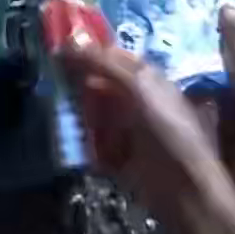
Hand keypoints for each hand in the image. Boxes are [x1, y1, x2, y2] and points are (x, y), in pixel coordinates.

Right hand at [56, 40, 232, 216]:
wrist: (184, 192)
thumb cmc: (168, 130)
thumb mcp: (139, 87)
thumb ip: (105, 63)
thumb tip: (70, 40)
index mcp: (146, 76)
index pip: (111, 54)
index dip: (86, 48)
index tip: (57, 45)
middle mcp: (135, 97)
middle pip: (98, 80)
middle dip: (75, 76)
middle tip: (50, 72)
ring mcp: (125, 126)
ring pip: (92, 107)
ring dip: (74, 105)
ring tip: (53, 101)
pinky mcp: (116, 153)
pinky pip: (91, 136)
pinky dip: (79, 134)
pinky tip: (66, 131)